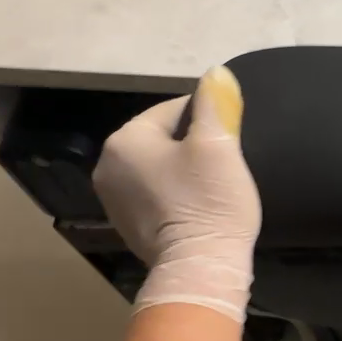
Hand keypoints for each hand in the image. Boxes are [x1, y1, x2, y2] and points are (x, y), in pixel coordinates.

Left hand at [93, 66, 260, 322]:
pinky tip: (200, 207)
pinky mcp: (129, 227)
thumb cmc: (209, 202)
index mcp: (125, 140)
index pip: (172, 110)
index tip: (233, 137)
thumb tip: (217, 72)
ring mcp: (114, 201)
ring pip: (159, 169)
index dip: (208, 118)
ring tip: (216, 186)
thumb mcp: (219, 146)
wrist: (201, 267)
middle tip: (228, 164)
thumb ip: (216, 104)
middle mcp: (108, 166)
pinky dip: (177, 196)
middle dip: (194, 146)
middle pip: (163, 140)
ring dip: (185, 171)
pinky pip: (156, 196)